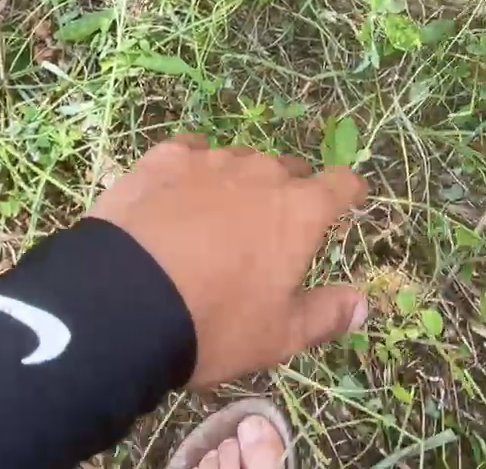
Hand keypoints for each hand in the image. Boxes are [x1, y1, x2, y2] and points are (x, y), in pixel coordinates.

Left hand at [88, 135, 368, 387]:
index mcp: (300, 211)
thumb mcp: (278, 336)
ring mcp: (213, 160)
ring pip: (242, 160)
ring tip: (223, 211)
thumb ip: (326, 315)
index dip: (350, 190)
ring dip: (242, 180)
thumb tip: (363, 304)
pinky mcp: (167, 158)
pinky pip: (192, 149)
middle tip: (275, 222)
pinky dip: (195, 164)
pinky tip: (182, 184)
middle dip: (290, 189)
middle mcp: (264, 174)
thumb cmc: (214, 322)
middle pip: (289, 169)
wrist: (122, 304)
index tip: (352, 197)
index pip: (341, 184)